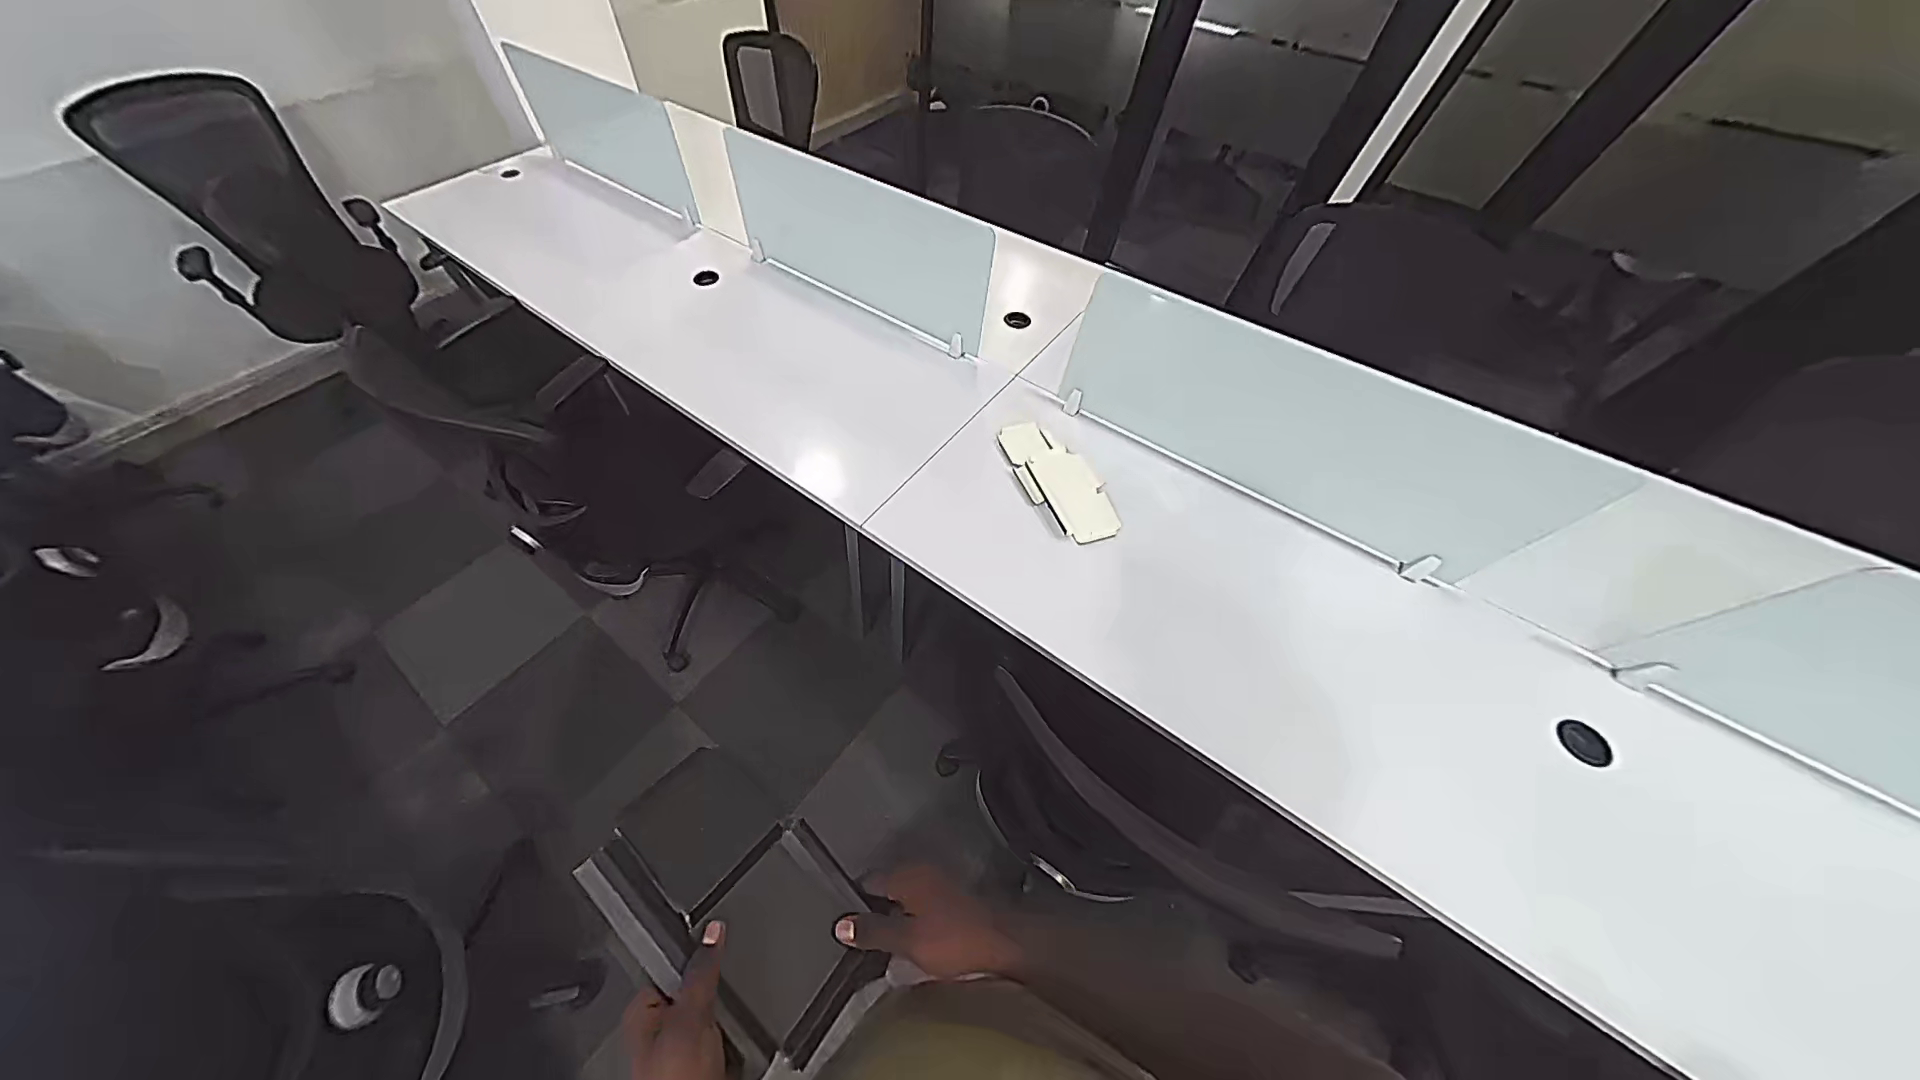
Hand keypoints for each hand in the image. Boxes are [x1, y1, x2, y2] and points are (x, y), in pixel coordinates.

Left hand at [625, 921, 726, 1079]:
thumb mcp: (691, 1018)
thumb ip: (702, 971)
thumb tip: (713, 931)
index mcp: (642, 1010)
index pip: (673, 959)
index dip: (695, 947)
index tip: (716, 927)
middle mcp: (658, 1025)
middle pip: (697, 981)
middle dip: (716, 984)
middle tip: (724, 991)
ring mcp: (681, 1042)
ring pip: (714, 1003)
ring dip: (727, 1007)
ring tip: (729, 1021)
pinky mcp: (704, 1055)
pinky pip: (725, 1024)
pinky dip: (734, 1026)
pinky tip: (734, 1034)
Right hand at [833, 864, 1022, 979]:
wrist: (1004, 941)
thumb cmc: (954, 939)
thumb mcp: (907, 940)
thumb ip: (873, 931)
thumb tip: (841, 925)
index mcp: (907, 875)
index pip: (869, 881)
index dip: (855, 903)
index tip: (846, 927)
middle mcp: (923, 870)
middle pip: (888, 887)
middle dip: (875, 909)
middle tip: (864, 938)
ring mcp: (941, 881)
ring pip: (906, 896)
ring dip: (896, 915)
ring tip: (887, 944)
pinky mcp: (954, 896)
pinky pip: (923, 904)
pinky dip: (914, 918)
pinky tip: (915, 940)